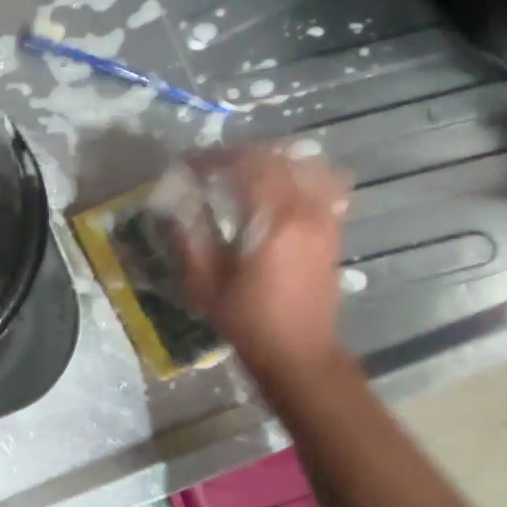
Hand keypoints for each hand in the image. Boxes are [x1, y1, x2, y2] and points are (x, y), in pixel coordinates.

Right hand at [174, 146, 348, 375]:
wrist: (297, 351)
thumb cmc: (245, 319)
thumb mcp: (204, 282)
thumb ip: (189, 237)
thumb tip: (174, 204)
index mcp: (273, 222)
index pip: (246, 167)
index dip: (212, 159)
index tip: (186, 165)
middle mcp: (306, 212)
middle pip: (278, 159)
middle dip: (239, 155)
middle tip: (209, 166)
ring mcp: (325, 219)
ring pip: (306, 166)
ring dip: (272, 161)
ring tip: (243, 170)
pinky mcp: (333, 230)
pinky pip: (325, 186)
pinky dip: (300, 176)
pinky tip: (277, 187)